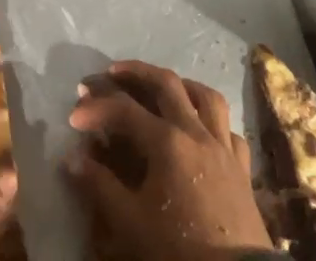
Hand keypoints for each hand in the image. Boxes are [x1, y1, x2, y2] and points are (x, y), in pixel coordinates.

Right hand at [66, 61, 271, 260]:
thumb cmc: (178, 247)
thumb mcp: (130, 221)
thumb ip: (99, 184)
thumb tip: (73, 158)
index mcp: (167, 142)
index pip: (124, 109)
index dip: (96, 108)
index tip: (74, 116)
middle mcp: (197, 133)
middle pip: (166, 84)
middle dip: (136, 72)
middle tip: (112, 71)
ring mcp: (224, 147)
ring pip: (205, 96)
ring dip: (180, 85)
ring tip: (161, 86)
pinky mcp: (242, 167)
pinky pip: (228, 128)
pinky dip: (212, 119)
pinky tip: (201, 127)